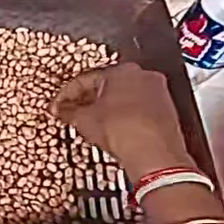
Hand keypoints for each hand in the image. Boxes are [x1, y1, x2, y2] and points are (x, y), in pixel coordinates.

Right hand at [51, 63, 194, 177]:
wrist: (153, 152)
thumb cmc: (125, 130)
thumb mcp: (83, 120)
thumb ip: (68, 111)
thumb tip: (62, 110)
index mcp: (122, 71)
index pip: (85, 79)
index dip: (66, 95)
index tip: (58, 105)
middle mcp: (143, 76)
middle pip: (106, 86)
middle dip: (86, 101)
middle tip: (71, 114)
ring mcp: (157, 92)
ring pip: (122, 97)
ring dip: (104, 109)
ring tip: (90, 124)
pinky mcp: (164, 110)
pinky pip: (136, 109)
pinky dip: (121, 117)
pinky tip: (110, 130)